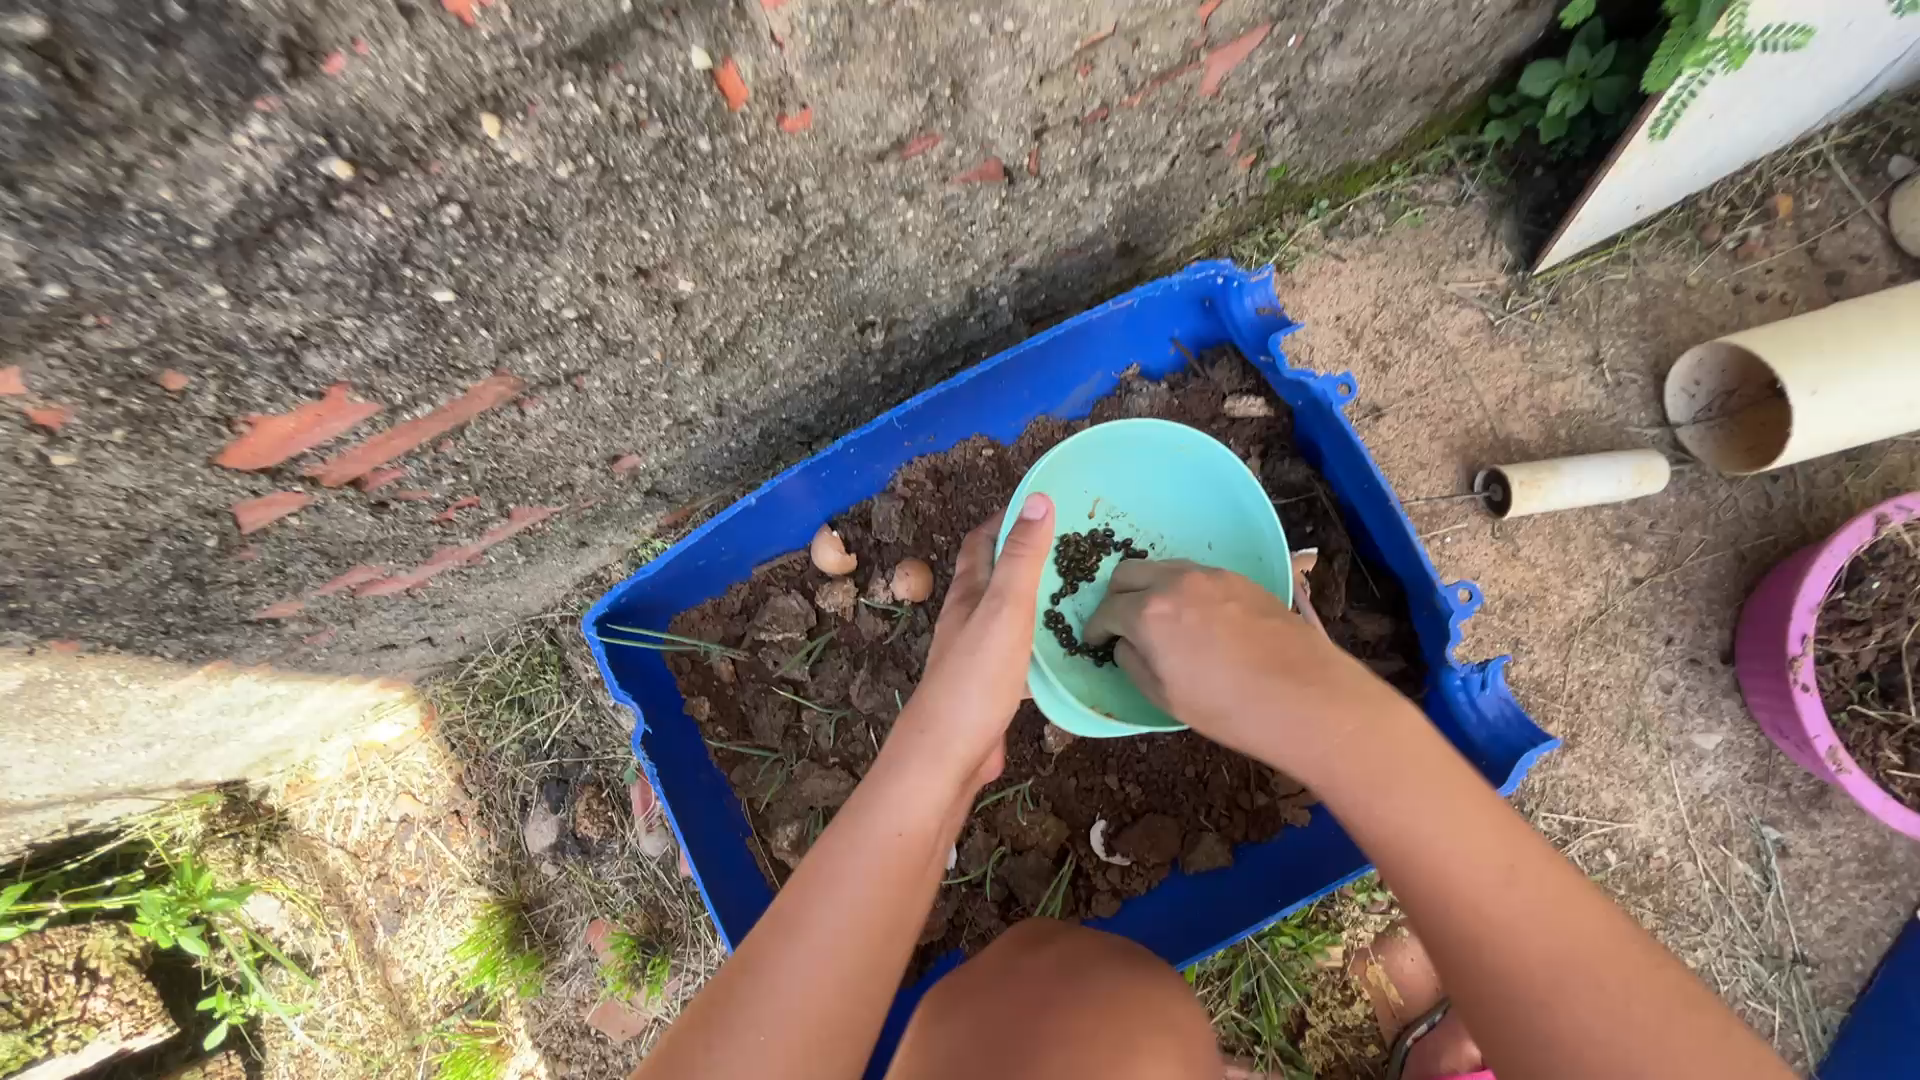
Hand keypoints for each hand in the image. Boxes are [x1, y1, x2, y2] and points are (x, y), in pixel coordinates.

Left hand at [890, 493, 1055, 792]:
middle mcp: (967, 618)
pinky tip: (1066, 651)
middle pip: (995, 576)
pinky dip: (1040, 642)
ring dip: (1036, 600)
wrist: (949, 754)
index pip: (982, 541)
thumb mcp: (1004, 608)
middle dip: (1027, 556)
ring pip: (1008, 615)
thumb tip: (1038, 499)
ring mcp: (977, 654)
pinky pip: (1019, 652)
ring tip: (1079, 593)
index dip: (1008, 518)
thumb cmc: (975, 677)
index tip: (1044, 503)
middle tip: (1074, 547)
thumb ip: (1021, 558)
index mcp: (967, 593)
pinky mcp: (991, 686)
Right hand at [1083, 559, 1409, 778]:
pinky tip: (1193, 616)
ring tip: (1156, 617)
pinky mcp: (1239, 578)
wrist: (1308, 697)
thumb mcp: (1165, 697)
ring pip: (1161, 567)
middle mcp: (1174, 582)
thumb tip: (1125, 643)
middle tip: (1119, 624)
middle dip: (1115, 597)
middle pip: (1126, 573)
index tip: (1094, 642)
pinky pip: (1194, 574)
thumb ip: (1133, 661)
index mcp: (1148, 613)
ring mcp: (1210, 575)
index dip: (1094, 628)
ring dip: (1147, 587)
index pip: (1105, 610)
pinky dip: (1179, 588)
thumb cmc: (1229, 708)